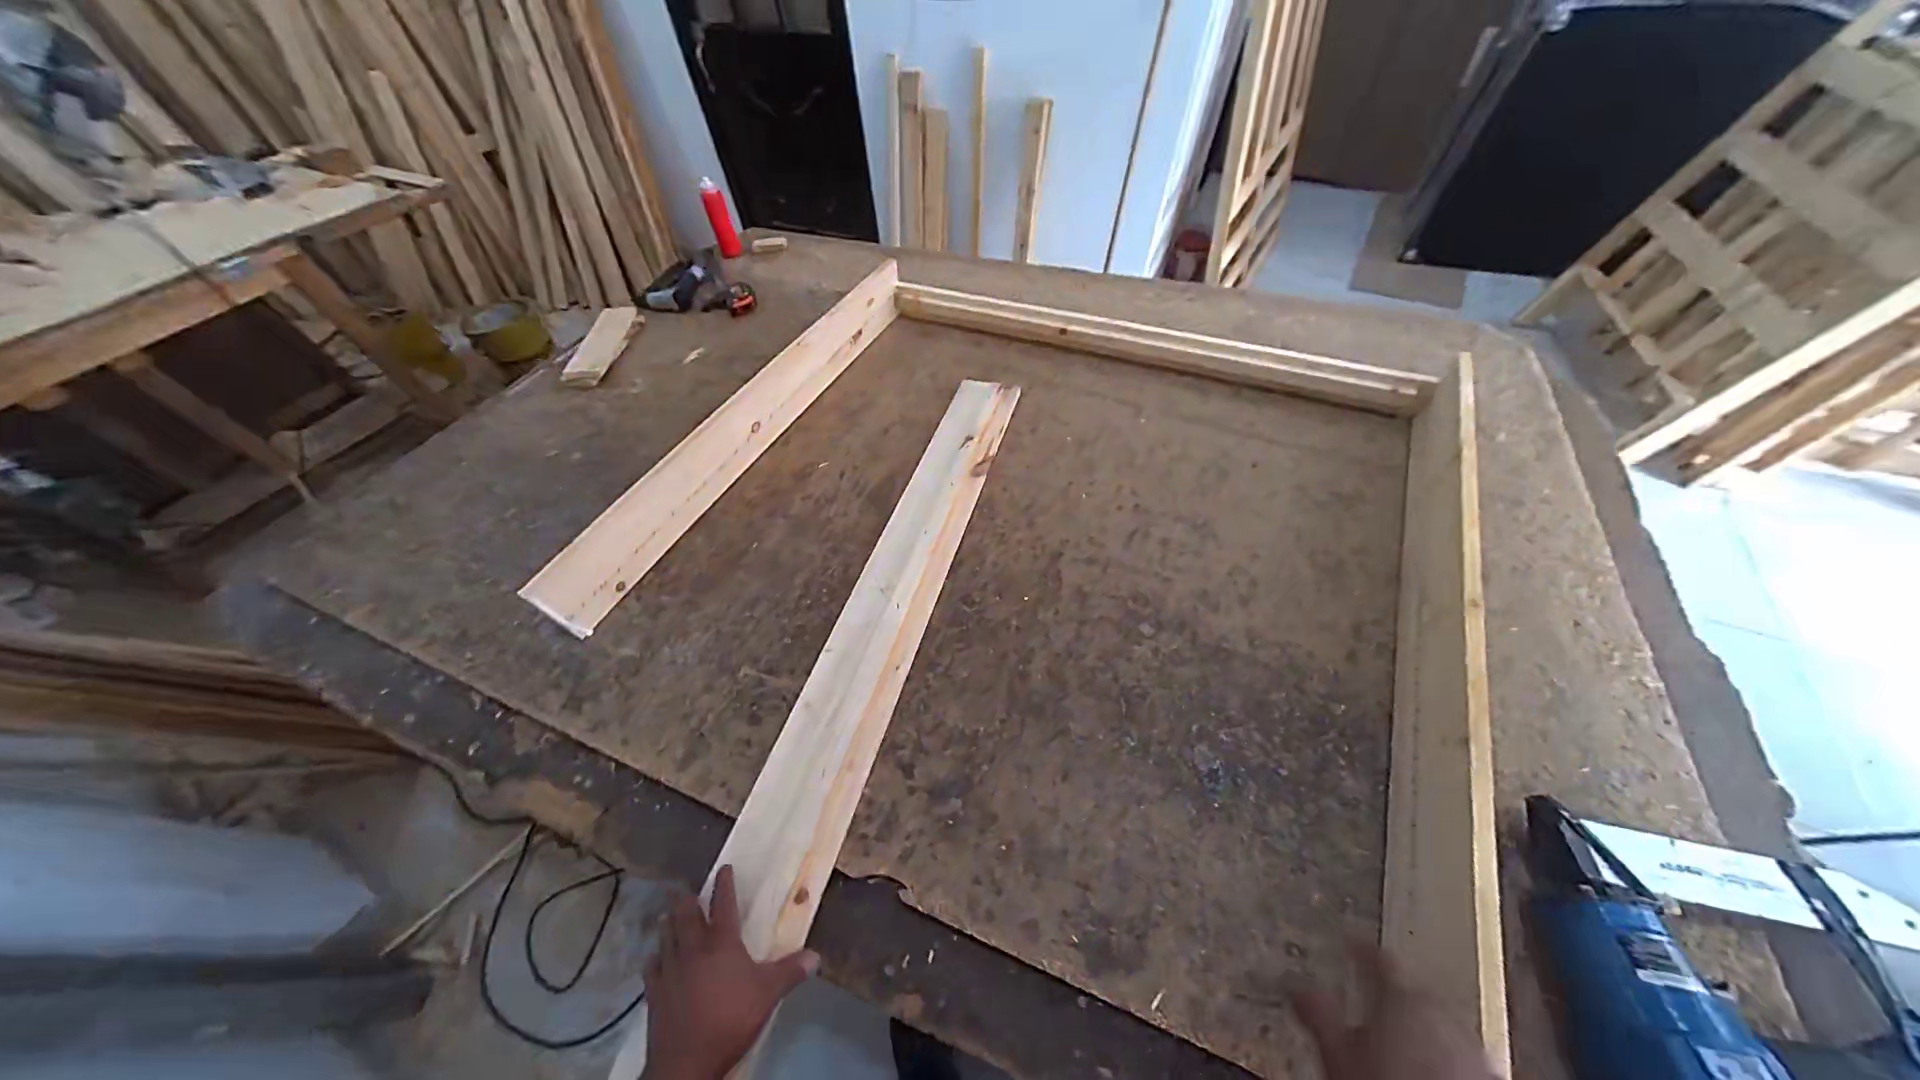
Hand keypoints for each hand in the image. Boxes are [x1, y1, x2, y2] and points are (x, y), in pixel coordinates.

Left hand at [641, 865, 818, 1079]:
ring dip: (668, 923)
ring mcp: (670, 970)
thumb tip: (815, 956)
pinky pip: (652, 967)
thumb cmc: (731, 1019)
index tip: (725, 868)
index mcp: (721, 943)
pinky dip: (654, 957)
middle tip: (684, 888)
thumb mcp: (768, 994)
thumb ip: (790, 972)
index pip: (724, 905)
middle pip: (687, 916)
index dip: (725, 885)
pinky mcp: (654, 993)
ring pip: (666, 937)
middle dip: (686, 899)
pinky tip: (654, 957)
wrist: (686, 1062)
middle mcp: (693, 949)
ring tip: (667, 914)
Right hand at [1289, 941, 1497, 1079]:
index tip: (1348, 939)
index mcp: (1402, 995)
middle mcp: (1440, 1011)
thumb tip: (1296, 982)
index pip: (1376, 955)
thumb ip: (1318, 1010)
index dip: (1358, 945)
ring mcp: (1470, 1045)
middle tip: (1367, 989)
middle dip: (1389, 986)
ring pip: (1437, 1016)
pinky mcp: (1486, 1071)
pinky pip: (1458, 1047)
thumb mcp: (1339, 1051)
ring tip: (1394, 1031)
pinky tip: (1426, 1062)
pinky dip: (1439, 1045)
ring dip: (1415, 1017)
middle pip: (1411, 985)